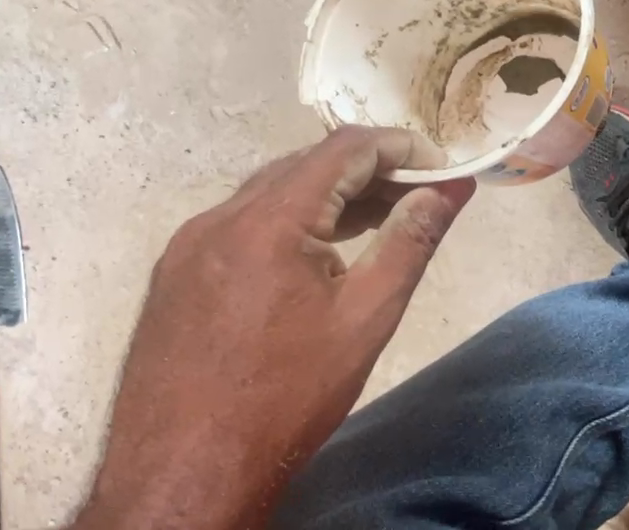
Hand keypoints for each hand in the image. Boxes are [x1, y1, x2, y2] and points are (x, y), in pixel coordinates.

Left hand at [71, 127, 474, 529]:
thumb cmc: (286, 396)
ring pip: (276, 189)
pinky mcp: (177, 273)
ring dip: (334, 192)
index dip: (401, 147)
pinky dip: (297, 217)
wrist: (181, 481)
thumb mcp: (368, 315)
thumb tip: (451, 187)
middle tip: (420, 195)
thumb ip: (412, 239)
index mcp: (266, 222)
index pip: (345, 148)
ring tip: (383, 219)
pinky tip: (325, 251)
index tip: (441, 170)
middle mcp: (218, 219)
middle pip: (309, 162)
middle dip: (372, 168)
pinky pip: (247, 219)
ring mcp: (189, 246)